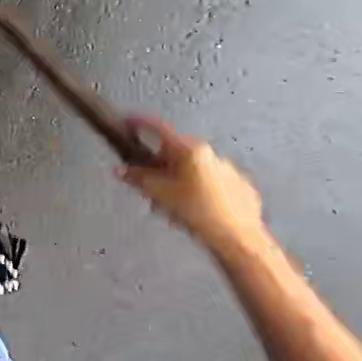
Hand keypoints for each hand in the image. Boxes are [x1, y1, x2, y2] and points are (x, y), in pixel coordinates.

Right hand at [115, 116, 263, 247]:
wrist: (238, 240)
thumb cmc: (199, 214)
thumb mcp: (159, 194)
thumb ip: (137, 178)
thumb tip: (121, 170)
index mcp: (190, 150)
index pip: (158, 129)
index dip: (140, 123)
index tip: (129, 121)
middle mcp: (211, 154)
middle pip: (176, 152)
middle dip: (161, 165)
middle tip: (152, 184)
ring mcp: (228, 170)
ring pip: (195, 169)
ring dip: (181, 180)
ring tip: (176, 205)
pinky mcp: (240, 188)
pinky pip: (213, 183)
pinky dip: (202, 191)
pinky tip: (198, 210)